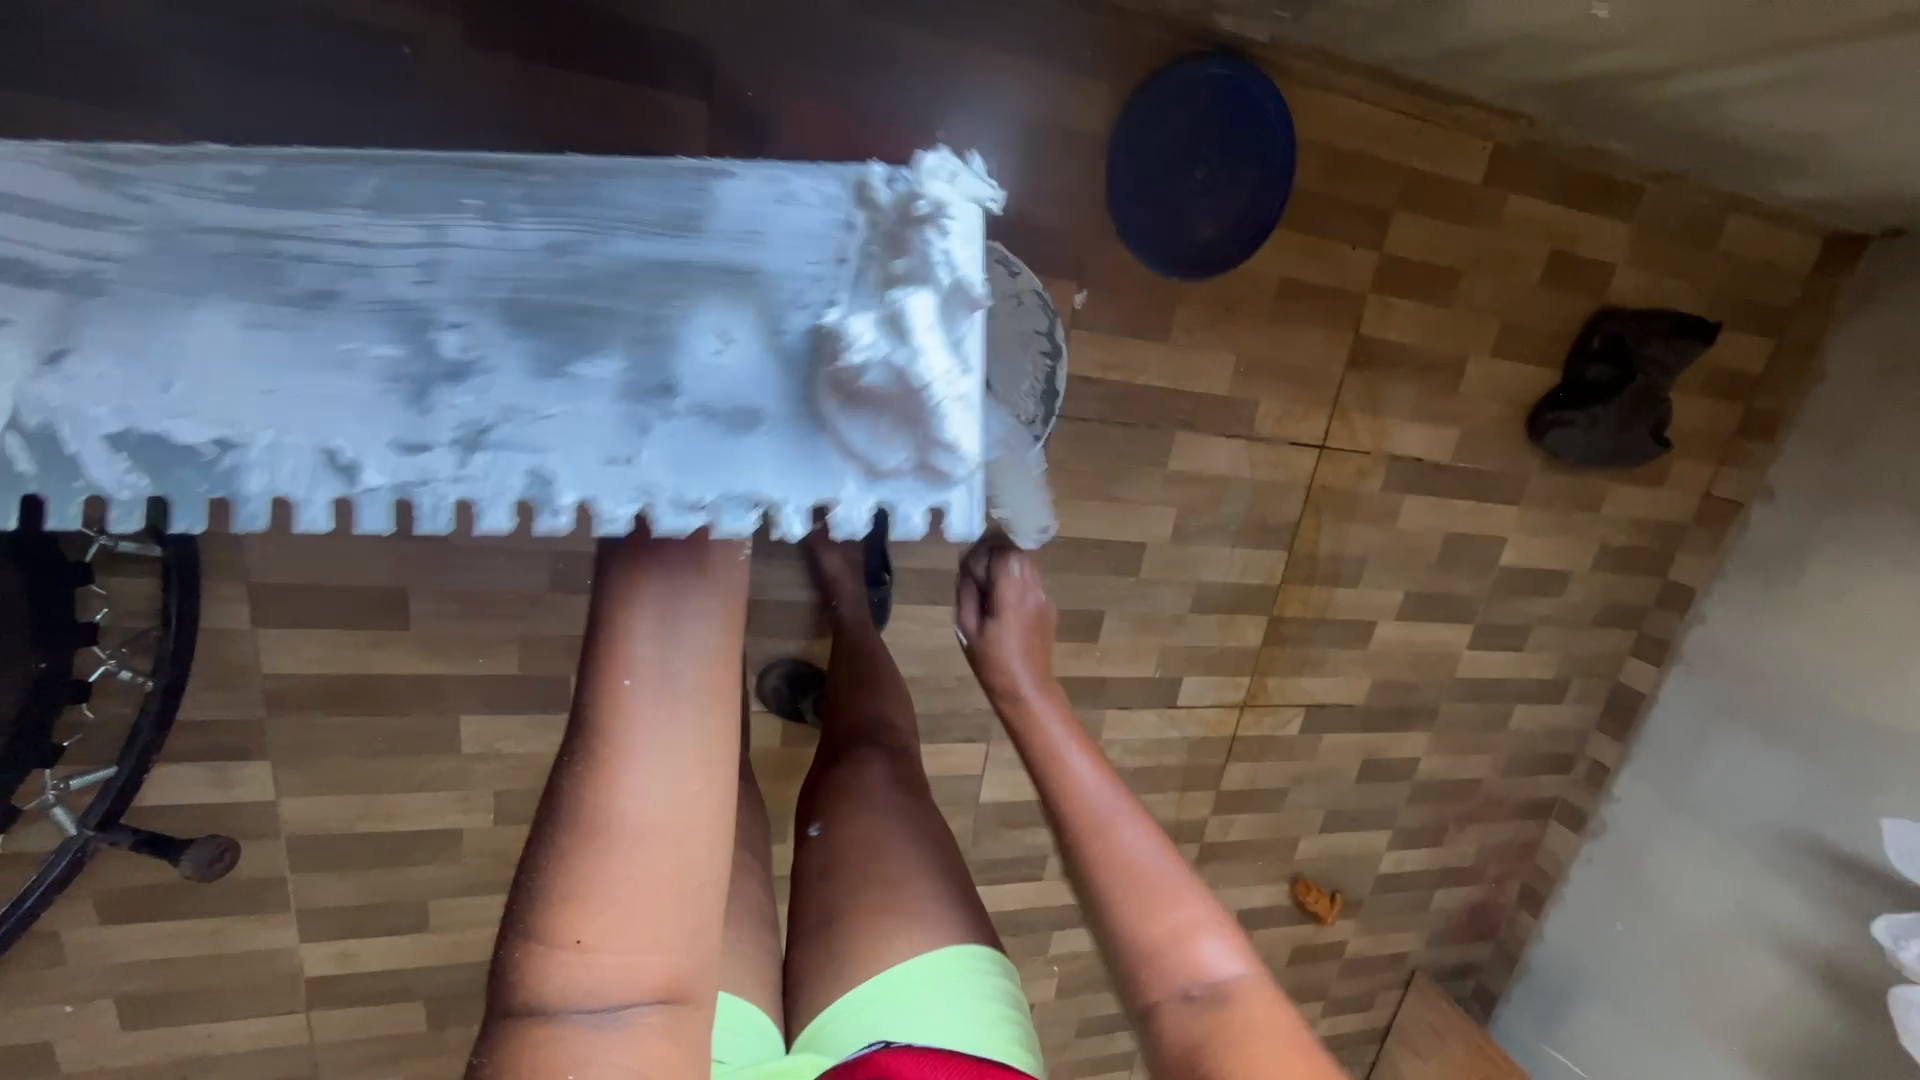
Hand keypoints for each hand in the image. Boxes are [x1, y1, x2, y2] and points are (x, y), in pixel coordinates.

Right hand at [955, 536, 1058, 708]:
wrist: (1027, 688)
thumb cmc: (992, 662)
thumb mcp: (968, 628)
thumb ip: (967, 592)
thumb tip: (967, 567)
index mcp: (1011, 592)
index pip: (1002, 550)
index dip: (984, 549)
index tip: (970, 560)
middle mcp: (1033, 588)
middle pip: (1018, 551)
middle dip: (997, 552)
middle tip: (980, 567)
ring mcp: (1045, 596)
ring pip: (1029, 563)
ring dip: (1009, 564)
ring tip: (992, 581)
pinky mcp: (1050, 606)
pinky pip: (1034, 580)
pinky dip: (1019, 578)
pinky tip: (1007, 598)